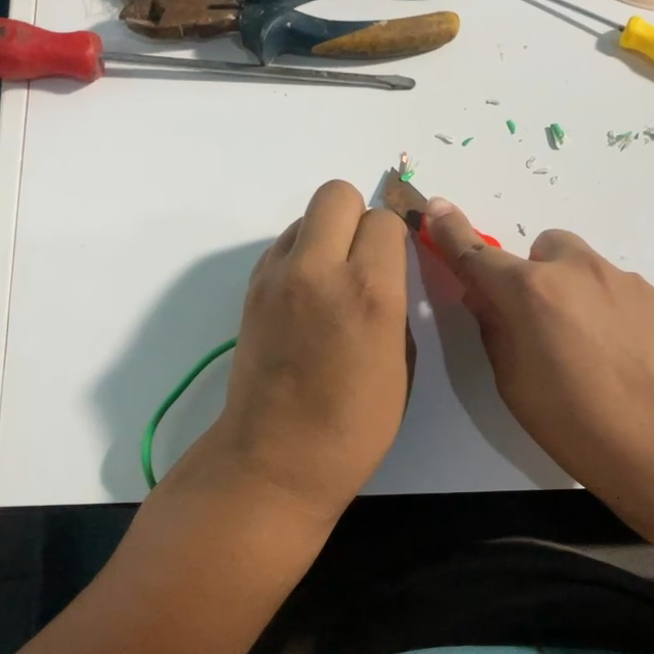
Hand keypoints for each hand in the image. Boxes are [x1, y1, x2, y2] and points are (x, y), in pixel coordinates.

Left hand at [180, 181, 410, 512]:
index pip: (386, 221)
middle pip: (336, 194)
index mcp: (370, 291)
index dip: (395, 241)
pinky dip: (300, 258)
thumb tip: (384, 277)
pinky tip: (307, 299)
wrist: (277, 458)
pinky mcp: (252, 291)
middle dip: (357, 218)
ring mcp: (277, 277)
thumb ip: (395, 305)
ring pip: (305, 217)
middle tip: (363, 260)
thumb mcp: (402, 364)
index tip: (396, 267)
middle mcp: (320, 270)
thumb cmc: (355, 427)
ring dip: (325, 237)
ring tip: (332, 282)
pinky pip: (282, 248)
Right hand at [422, 198, 653, 519]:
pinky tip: (621, 359)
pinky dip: (607, 311)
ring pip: (583, 269)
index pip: (477, 254)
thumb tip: (487, 298)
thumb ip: (496, 331)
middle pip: (541, 250)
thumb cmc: (579, 426)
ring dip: (572, 293)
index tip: (437, 208)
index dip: (451, 231)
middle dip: (532, 276)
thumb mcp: (516, 387)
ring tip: (589, 352)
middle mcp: (577, 272)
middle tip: (539, 326)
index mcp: (531, 293)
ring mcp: (623, 280)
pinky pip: (616, 290)